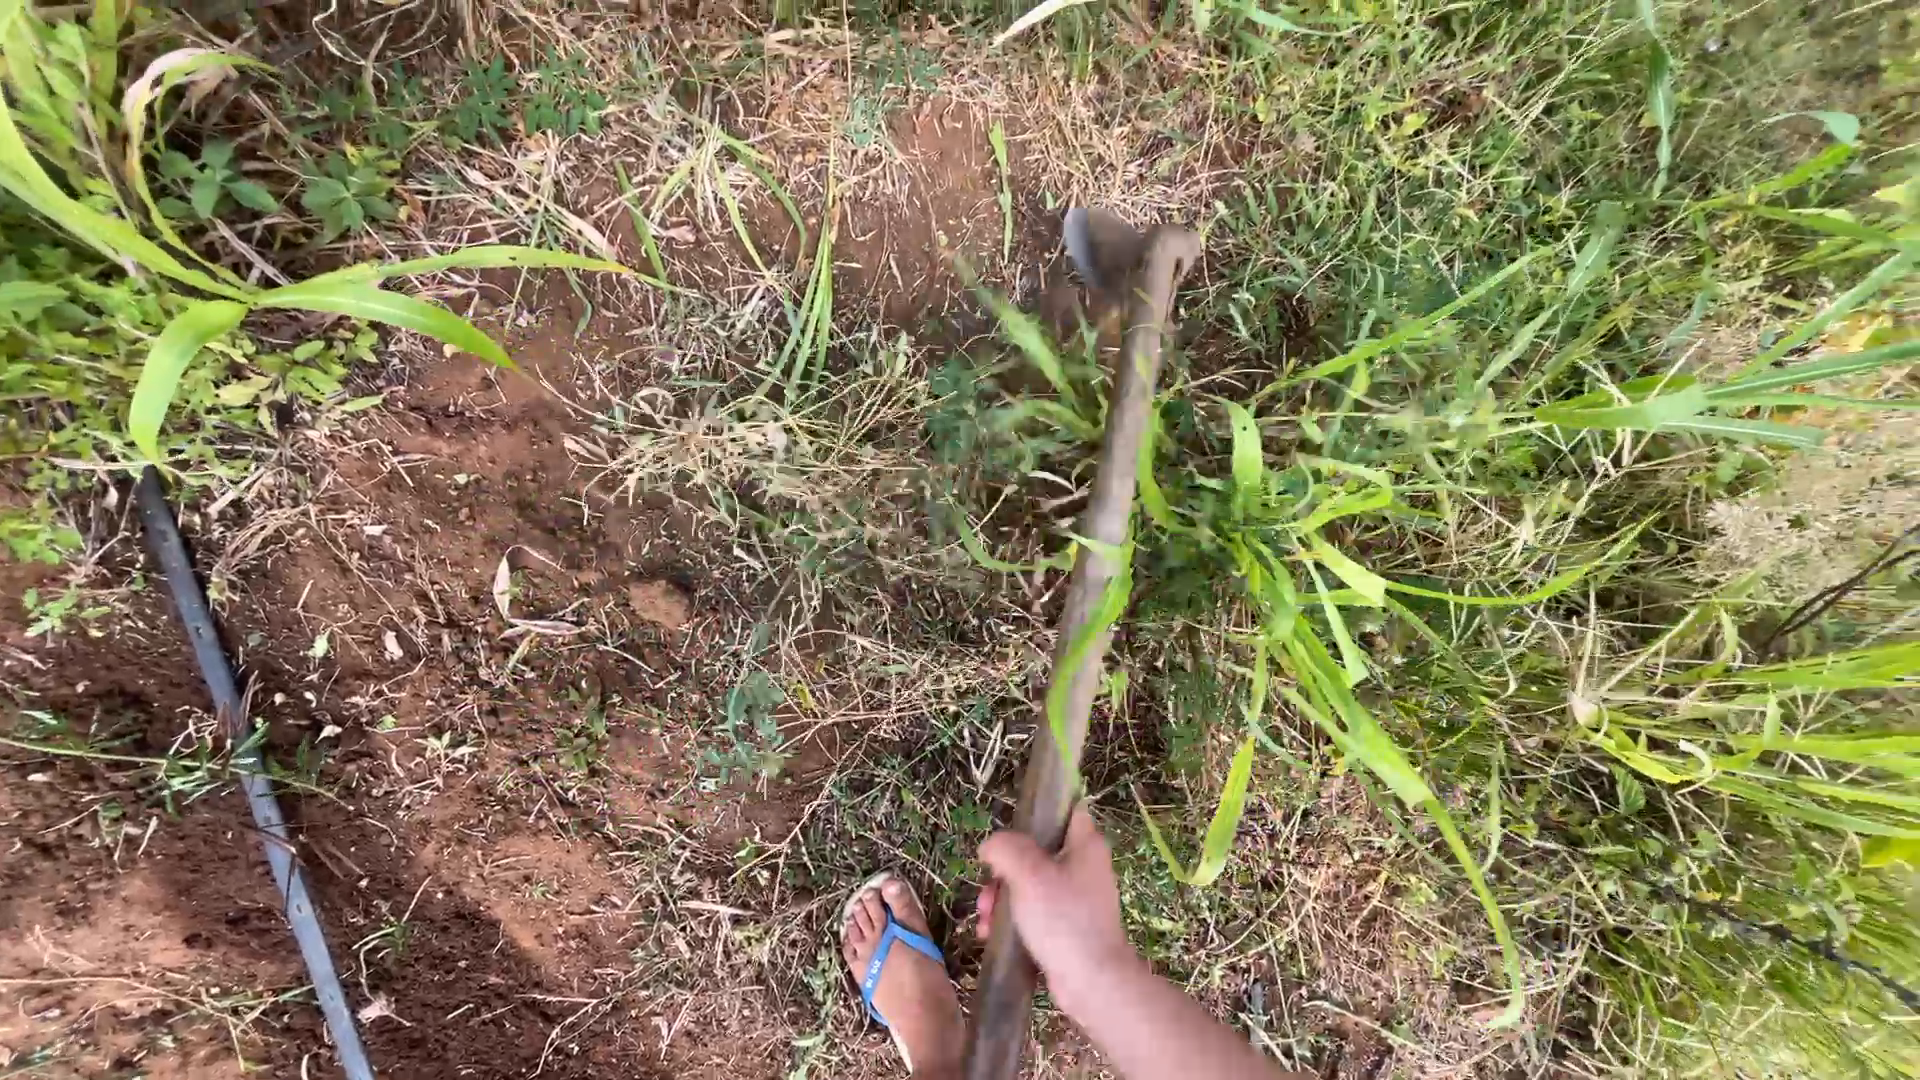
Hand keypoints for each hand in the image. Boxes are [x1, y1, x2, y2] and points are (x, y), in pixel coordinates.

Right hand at [977, 804, 1139, 1011]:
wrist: (1093, 982)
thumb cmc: (1063, 918)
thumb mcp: (1028, 873)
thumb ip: (1005, 849)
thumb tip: (990, 847)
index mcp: (1085, 843)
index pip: (1065, 810)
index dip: (1037, 814)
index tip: (1009, 830)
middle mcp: (1084, 866)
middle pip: (1036, 852)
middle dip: (1004, 871)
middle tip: (988, 888)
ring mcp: (1077, 898)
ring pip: (1030, 884)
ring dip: (1002, 898)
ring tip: (985, 918)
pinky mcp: (1068, 927)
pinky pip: (1034, 912)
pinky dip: (1013, 919)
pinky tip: (992, 934)